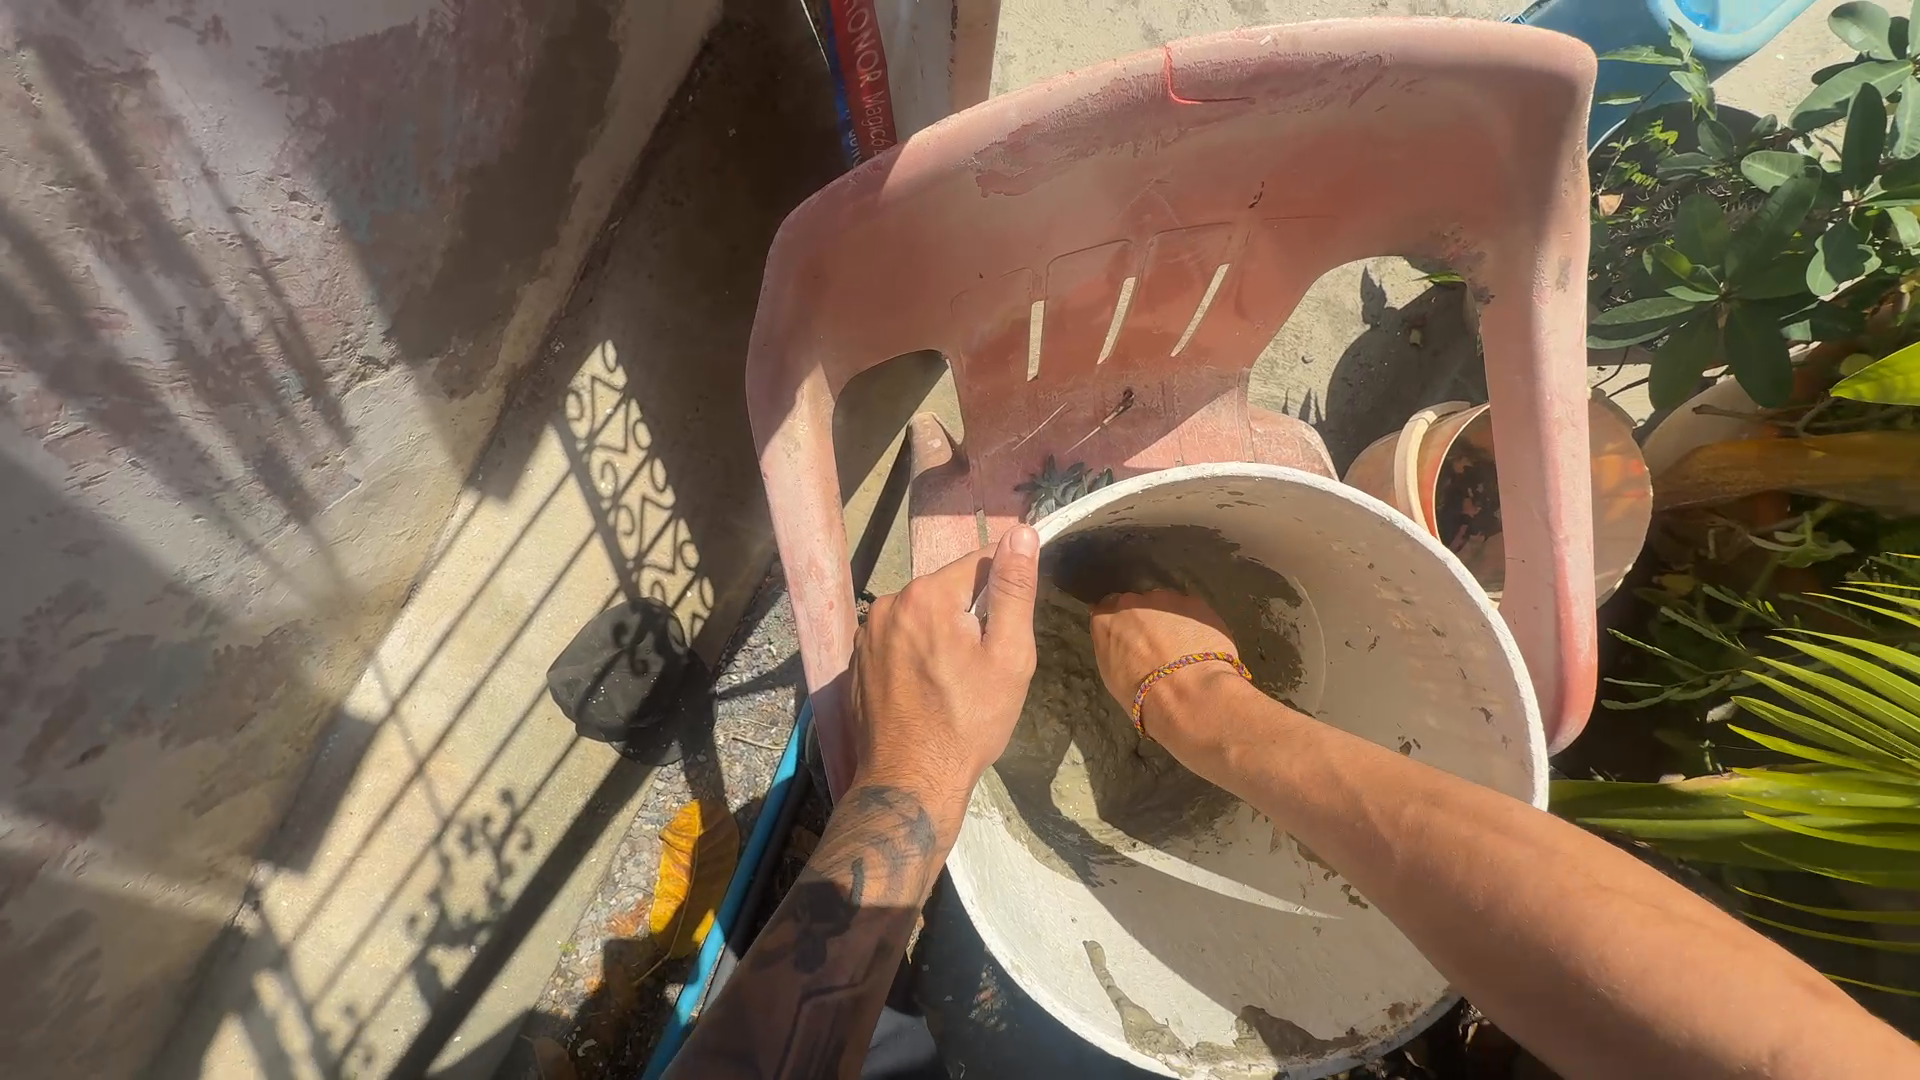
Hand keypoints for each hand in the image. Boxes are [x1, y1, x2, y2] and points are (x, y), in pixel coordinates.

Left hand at [849, 525, 1039, 809]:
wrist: (910, 780)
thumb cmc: (968, 722)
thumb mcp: (1008, 656)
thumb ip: (1014, 590)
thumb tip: (1022, 533)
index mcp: (926, 595)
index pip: (978, 563)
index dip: (1002, 593)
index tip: (1004, 632)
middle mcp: (889, 603)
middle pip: (947, 588)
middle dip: (970, 615)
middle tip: (983, 665)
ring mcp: (867, 632)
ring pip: (923, 613)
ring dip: (943, 632)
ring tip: (955, 680)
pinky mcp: (857, 657)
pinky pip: (900, 636)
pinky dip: (918, 650)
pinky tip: (927, 688)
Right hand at [1089, 590, 1239, 735]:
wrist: (1188, 693)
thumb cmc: (1142, 693)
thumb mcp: (1111, 673)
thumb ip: (1112, 647)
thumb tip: (1121, 643)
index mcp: (1105, 619)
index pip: (1105, 610)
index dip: (1118, 624)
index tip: (1126, 637)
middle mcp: (1131, 602)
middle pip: (1135, 604)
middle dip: (1143, 619)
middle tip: (1155, 644)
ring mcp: (1163, 599)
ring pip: (1164, 604)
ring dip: (1169, 620)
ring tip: (1181, 647)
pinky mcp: (1193, 602)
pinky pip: (1190, 609)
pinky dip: (1193, 623)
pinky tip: (1199, 645)